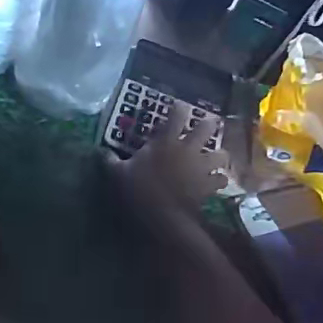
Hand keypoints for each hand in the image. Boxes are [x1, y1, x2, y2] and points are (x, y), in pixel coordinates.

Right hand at [106, 106, 230, 222]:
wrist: (164, 217)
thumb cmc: (140, 190)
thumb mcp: (118, 174)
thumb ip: (110, 160)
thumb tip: (100, 151)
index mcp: (166, 141)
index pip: (176, 116)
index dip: (179, 108)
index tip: (179, 105)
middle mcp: (188, 149)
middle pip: (206, 128)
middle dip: (210, 124)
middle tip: (210, 123)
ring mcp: (201, 167)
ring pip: (221, 154)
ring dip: (219, 155)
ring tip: (215, 158)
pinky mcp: (209, 185)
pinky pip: (221, 179)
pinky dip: (220, 179)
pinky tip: (217, 182)